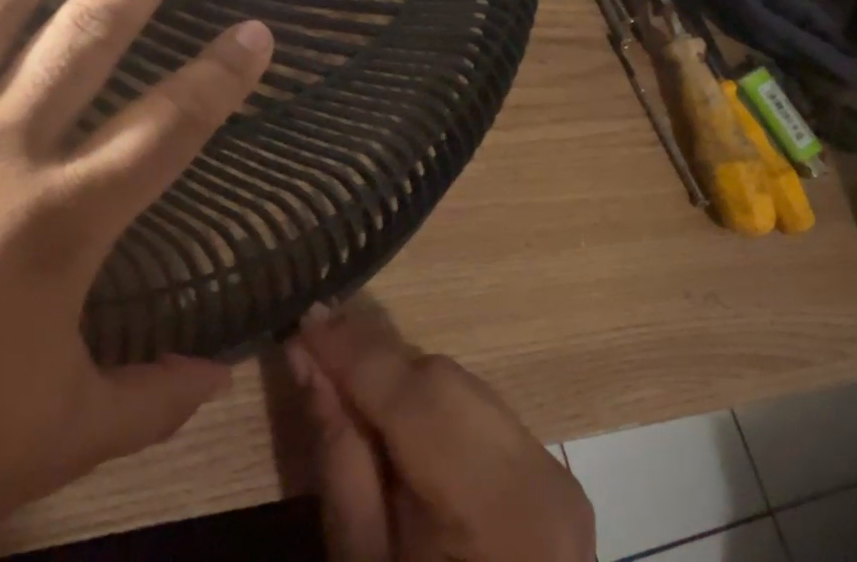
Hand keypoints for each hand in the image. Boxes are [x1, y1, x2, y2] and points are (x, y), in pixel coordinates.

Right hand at [287, 304, 593, 561]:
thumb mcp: (360, 551)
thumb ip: (339, 451)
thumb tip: (305, 357)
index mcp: (489, 510)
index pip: (410, 396)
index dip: (351, 349)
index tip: (301, 317)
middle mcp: (535, 475)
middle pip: (439, 377)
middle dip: (374, 359)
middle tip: (314, 350)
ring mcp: (553, 470)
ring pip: (460, 382)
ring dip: (400, 376)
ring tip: (350, 385)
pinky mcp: (555, 472)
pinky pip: (480, 406)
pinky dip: (432, 400)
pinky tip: (399, 419)